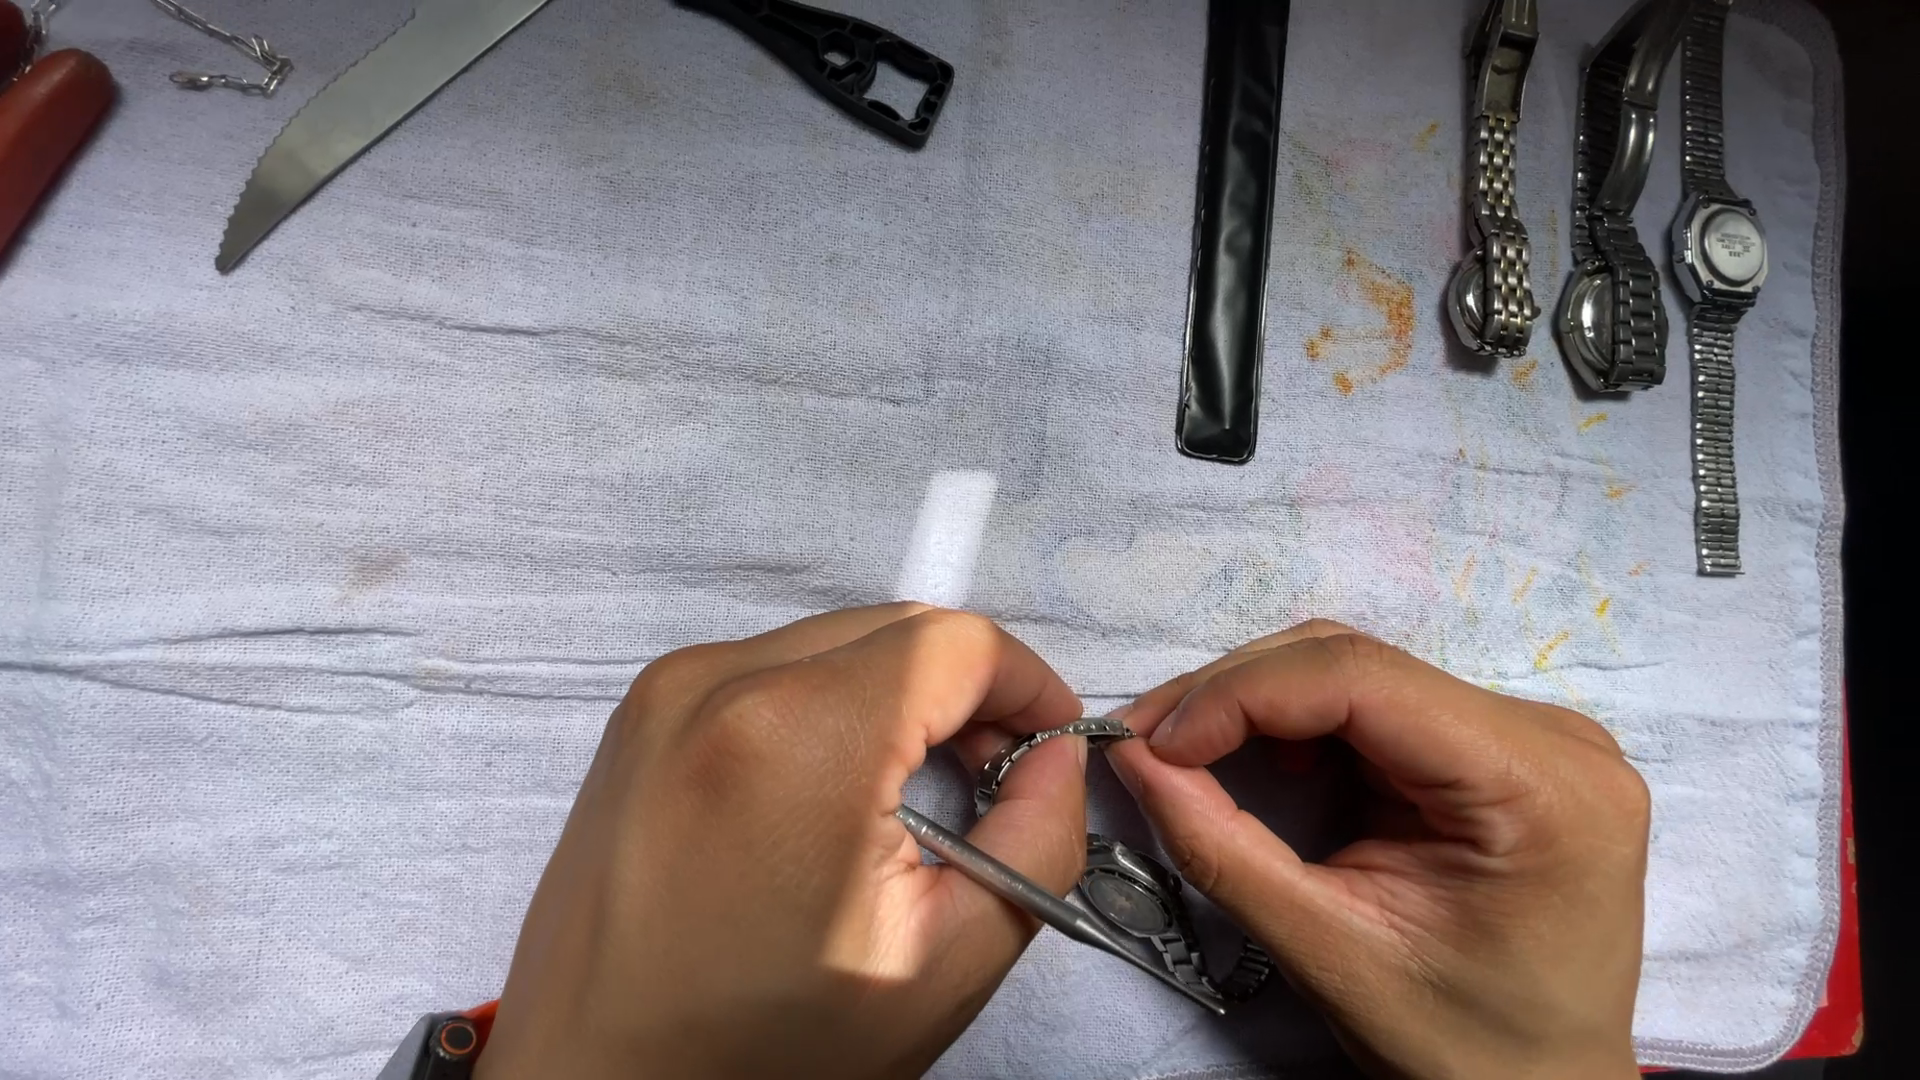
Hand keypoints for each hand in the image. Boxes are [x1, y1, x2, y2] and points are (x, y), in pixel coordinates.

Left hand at [475, 604, 1088, 1079]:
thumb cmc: (772, 1045)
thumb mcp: (946, 964)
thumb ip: (1039, 839)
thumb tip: (1056, 752)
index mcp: (802, 737)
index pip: (954, 643)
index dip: (1024, 680)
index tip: (1049, 741)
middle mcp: (725, 676)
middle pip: (902, 628)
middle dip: (971, 685)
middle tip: (994, 766)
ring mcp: (675, 679)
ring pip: (846, 636)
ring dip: (907, 688)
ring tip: (921, 773)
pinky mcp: (651, 698)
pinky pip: (786, 658)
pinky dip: (843, 693)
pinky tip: (842, 770)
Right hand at [1106, 621, 1649, 1079]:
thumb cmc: (1454, 1042)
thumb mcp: (1322, 952)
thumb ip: (1215, 847)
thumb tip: (1129, 753)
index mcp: (1533, 784)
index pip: (1357, 679)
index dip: (1239, 695)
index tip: (1156, 743)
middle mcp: (1539, 731)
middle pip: (1344, 660)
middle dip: (1228, 691)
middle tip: (1147, 737)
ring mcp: (1515, 726)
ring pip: (1341, 666)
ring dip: (1247, 697)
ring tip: (1183, 745)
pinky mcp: (1479, 736)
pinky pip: (1356, 695)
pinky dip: (1283, 716)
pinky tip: (1258, 755)